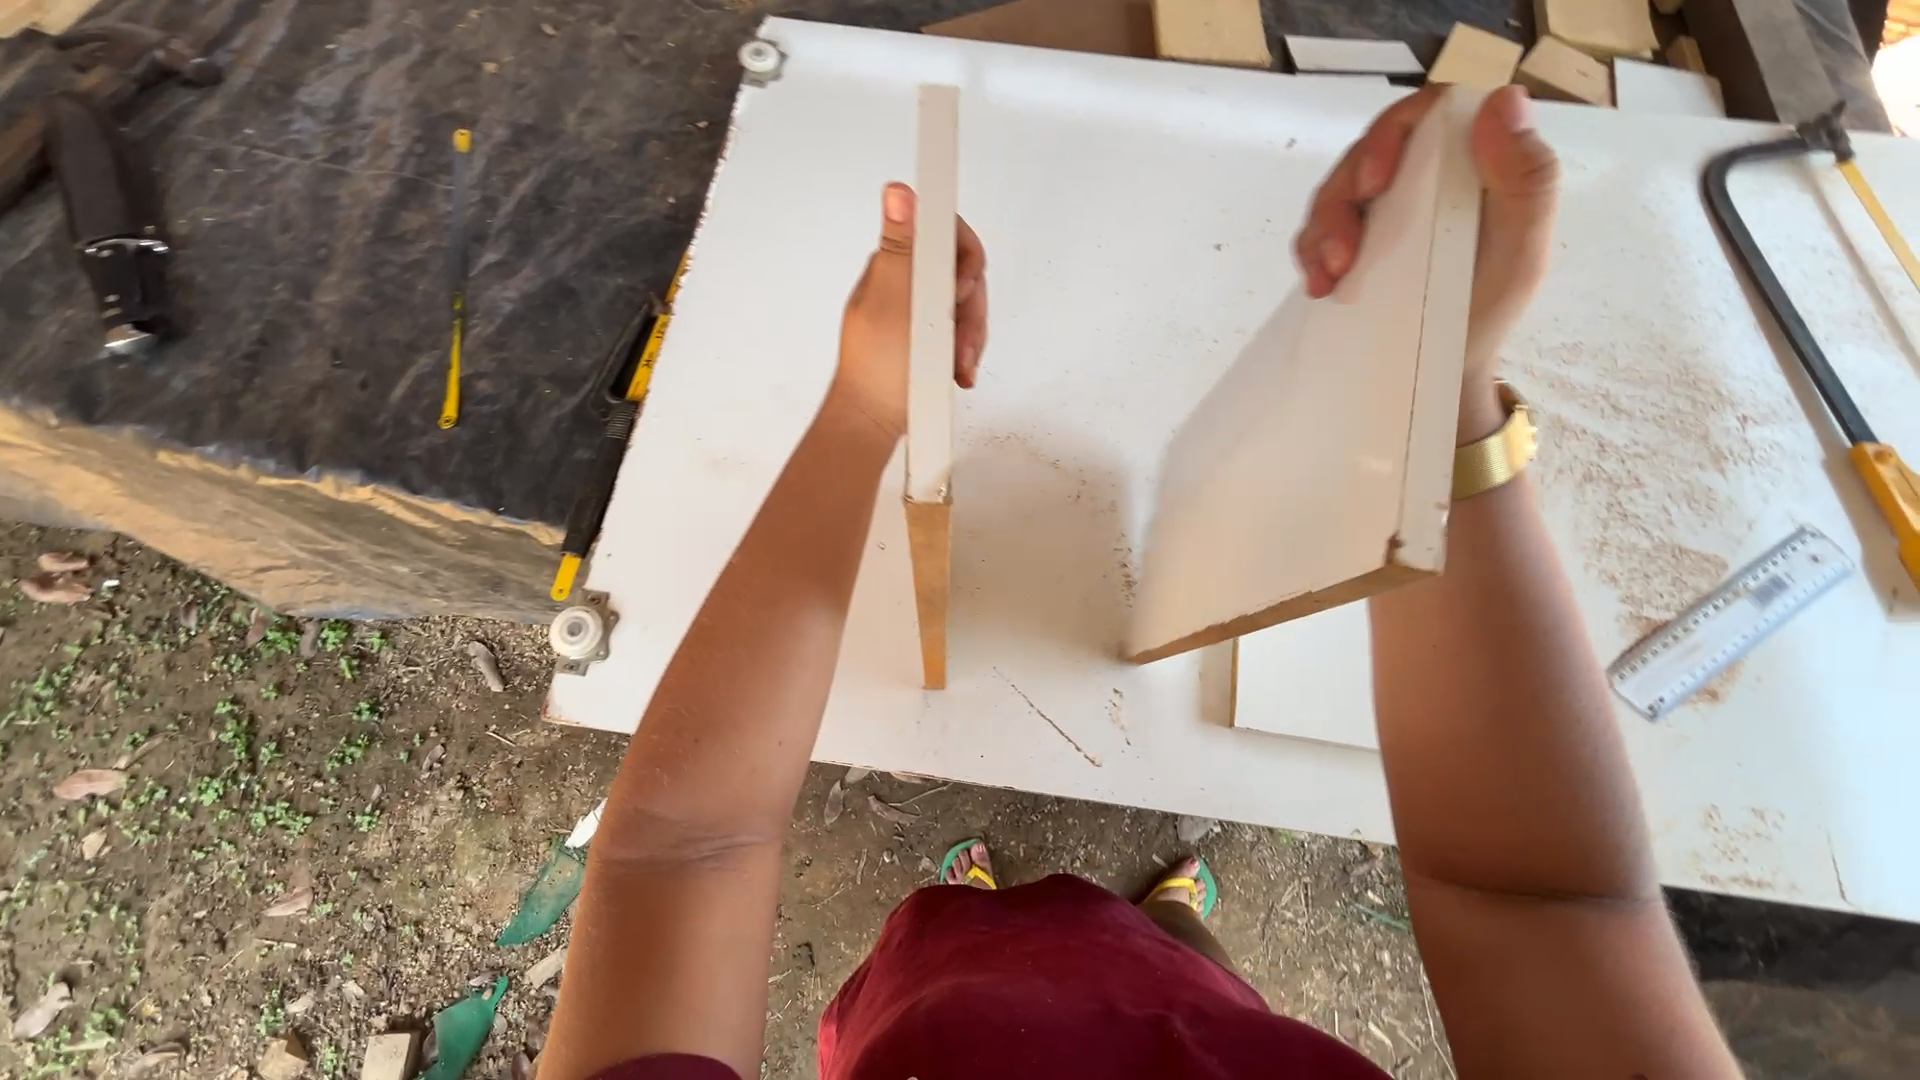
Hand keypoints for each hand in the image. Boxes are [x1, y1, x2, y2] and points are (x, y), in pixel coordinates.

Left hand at [836, 182, 988, 437]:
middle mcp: (907, 280)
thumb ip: (902, 247)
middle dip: (971, 310)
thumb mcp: (894, 301)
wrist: (874, 418)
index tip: (962, 290)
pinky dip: (965, 352)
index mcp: (896, 263)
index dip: (965, 258)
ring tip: (960, 364)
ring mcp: (918, 310)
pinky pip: (960, 333)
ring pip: (965, 307)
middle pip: (962, 273)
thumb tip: (897, 193)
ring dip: (970, 337)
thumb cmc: (880, 367)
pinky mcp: (926, 337)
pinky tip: (958, 370)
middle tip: (960, 340)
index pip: (944, 232)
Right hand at [1294, 85, 1559, 441]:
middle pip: (1368, 153)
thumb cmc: (1486, 317)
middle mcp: (1423, 180)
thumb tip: (1502, 102)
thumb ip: (1525, 181)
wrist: (1440, 377)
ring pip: (1334, 192)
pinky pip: (1314, 232)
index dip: (1391, 134)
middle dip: (1342, 199)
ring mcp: (1383, 214)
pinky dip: (1308, 255)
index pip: (1426, 116)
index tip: (1374, 184)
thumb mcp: (1520, 253)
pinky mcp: (1351, 245)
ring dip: (1321, 231)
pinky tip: (1319, 287)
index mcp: (1471, 167)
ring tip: (1327, 279)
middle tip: (1340, 256)